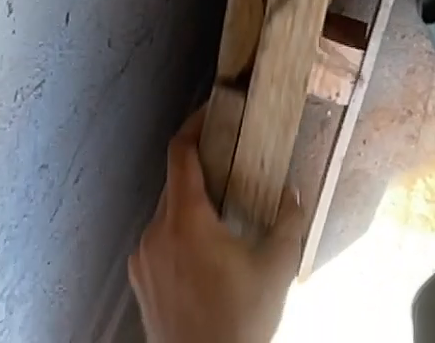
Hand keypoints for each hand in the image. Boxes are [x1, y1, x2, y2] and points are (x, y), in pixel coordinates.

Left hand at [128, 107, 305, 342]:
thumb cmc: (240, 321)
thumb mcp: (275, 269)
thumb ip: (287, 223)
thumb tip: (295, 192)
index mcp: (185, 219)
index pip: (180, 152)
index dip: (195, 125)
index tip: (213, 113)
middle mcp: (157, 231)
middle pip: (175, 181)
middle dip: (201, 168)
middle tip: (230, 163)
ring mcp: (143, 258)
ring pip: (166, 211)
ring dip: (191, 203)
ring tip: (222, 212)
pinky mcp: (140, 281)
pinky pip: (159, 239)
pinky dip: (179, 231)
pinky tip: (205, 250)